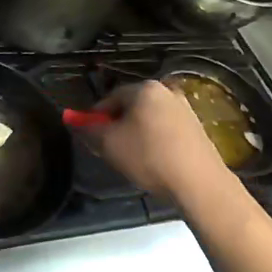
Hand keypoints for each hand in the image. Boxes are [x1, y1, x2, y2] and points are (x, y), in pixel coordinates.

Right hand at [76, 80, 227, 195]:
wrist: (198, 183)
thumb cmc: (148, 157)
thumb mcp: (108, 144)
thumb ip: (88, 129)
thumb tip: (72, 119)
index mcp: (144, 88)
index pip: (110, 98)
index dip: (96, 117)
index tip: (91, 137)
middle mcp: (167, 91)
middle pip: (131, 107)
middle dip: (117, 125)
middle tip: (109, 149)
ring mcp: (185, 109)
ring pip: (149, 119)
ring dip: (136, 134)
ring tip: (132, 158)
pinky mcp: (197, 128)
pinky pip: (166, 130)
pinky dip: (155, 141)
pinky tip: (154, 162)